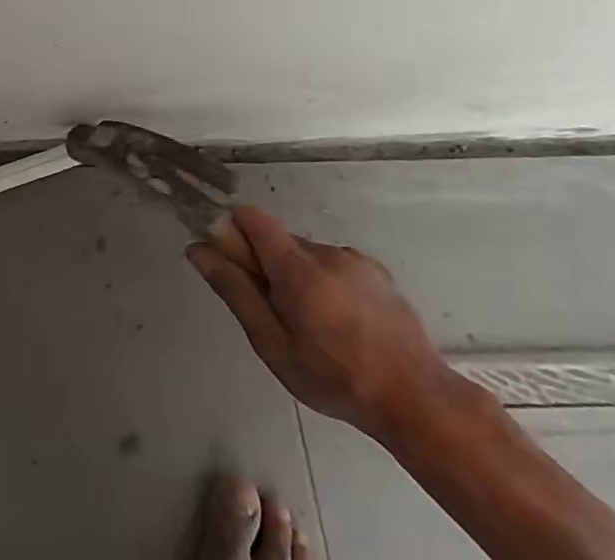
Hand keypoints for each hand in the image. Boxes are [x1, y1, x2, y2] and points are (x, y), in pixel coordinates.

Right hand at [186, 206, 457, 432]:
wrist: (416, 398)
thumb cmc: (333, 377)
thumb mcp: (272, 343)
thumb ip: (235, 291)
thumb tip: (198, 250)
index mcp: (297, 266)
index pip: (252, 217)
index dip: (232, 229)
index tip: (228, 260)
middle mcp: (326, 251)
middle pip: (279, 240)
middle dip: (265, 265)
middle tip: (273, 315)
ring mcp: (356, 260)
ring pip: (307, 255)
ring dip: (297, 277)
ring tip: (311, 328)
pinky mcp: (378, 272)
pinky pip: (335, 266)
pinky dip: (325, 283)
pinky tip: (340, 325)